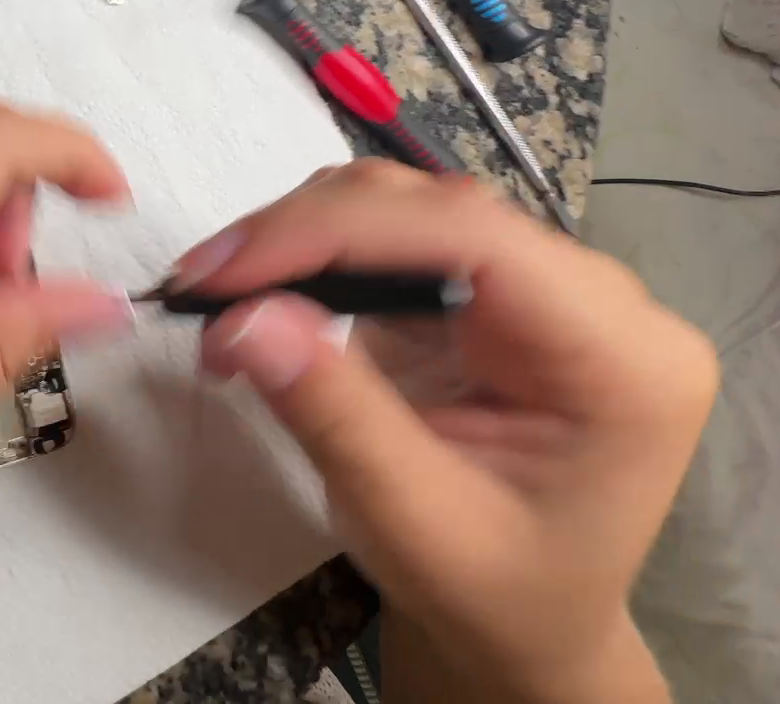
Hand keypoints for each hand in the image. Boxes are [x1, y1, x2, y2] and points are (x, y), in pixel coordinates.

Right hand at [179, 161, 716, 703]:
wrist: (509, 609)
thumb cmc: (486, 582)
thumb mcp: (410, 517)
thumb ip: (334, 412)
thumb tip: (239, 317)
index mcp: (614, 354)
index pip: (466, 235)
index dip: (332, 232)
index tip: (220, 274)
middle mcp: (578, 295)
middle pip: (418, 205)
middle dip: (292, 232)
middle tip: (197, 285)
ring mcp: (516, 284)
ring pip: (382, 202)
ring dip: (284, 236)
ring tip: (215, 294)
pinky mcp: (457, 287)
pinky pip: (364, 233)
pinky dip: (291, 253)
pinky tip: (250, 295)